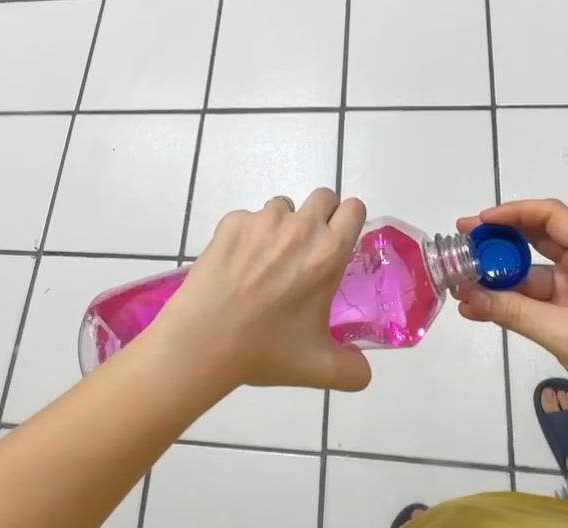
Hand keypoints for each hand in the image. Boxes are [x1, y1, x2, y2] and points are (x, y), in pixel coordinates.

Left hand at [154, 189, 372, 393]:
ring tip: (267, 263)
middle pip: (323, 197)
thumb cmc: (265, 350)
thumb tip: (363, 371)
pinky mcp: (233, 221)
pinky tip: (238, 265)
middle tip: (308, 250)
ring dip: (283, 226)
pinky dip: (249, 235)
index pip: (353, 208)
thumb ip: (353, 370)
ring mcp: (263, 220)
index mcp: (328, 253)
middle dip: (321, 216)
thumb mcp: (318, 368)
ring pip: (284, 207)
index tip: (340, 241)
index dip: (350, 221)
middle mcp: (300, 227)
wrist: (204, 340)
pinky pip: (250, 218)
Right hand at [454, 200, 567, 433]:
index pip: (551, 216)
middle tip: (463, 241)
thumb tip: (468, 295)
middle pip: (538, 237)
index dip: (514, 212)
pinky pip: (535, 297)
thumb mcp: (566, 335)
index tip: (480, 223)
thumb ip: (515, 312)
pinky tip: (480, 308)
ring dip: (501, 274)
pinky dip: (510, 300)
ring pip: (533, 269)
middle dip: (500, 238)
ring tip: (464, 280)